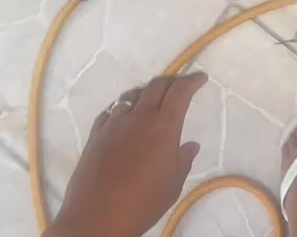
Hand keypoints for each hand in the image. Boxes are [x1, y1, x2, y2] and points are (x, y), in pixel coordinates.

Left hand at [47, 72, 209, 236]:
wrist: (96, 218)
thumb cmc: (141, 204)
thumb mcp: (172, 187)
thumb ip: (183, 161)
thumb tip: (190, 145)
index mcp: (163, 126)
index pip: (180, 91)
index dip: (192, 80)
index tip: (200, 78)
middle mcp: (140, 116)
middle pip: (156, 85)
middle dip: (171, 81)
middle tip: (179, 86)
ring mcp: (115, 122)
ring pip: (132, 94)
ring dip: (145, 93)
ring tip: (150, 102)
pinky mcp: (96, 133)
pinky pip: (111, 111)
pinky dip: (122, 109)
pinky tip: (123, 119)